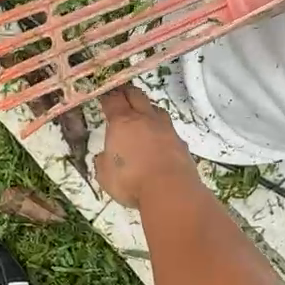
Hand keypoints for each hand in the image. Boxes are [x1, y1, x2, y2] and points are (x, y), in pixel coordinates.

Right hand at [95, 84, 201, 208]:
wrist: (171, 191)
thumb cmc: (131, 181)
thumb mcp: (105, 175)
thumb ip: (103, 161)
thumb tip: (104, 156)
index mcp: (122, 122)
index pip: (113, 100)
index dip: (107, 96)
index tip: (103, 96)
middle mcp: (144, 119)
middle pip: (136, 95)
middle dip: (127, 93)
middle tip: (121, 95)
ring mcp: (165, 129)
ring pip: (156, 109)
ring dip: (147, 108)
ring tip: (142, 115)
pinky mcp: (180, 142)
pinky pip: (169, 129)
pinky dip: (161, 130)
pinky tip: (159, 139)